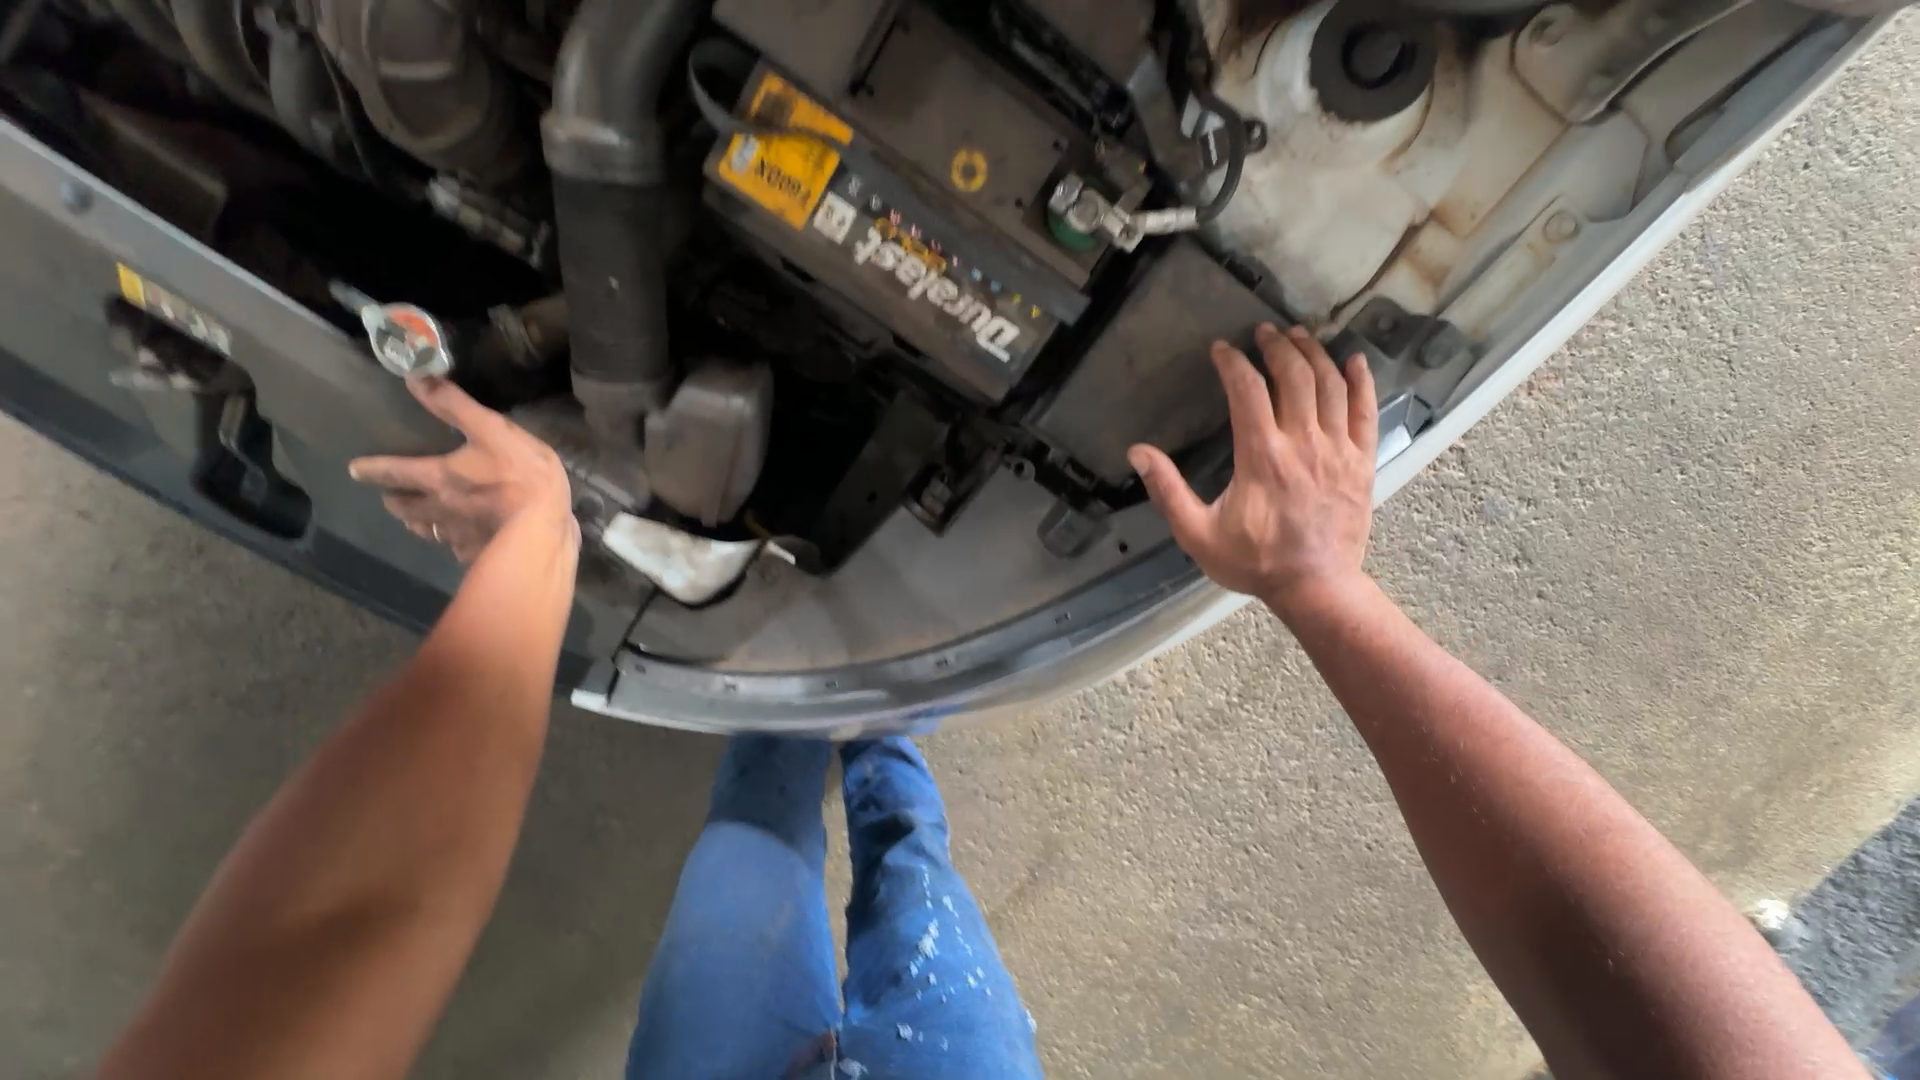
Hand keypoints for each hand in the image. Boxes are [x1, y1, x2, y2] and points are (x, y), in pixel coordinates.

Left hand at [348, 377, 575, 563]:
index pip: (393, 472)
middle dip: (394, 500)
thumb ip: (455, 405)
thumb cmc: (520, 478)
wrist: (542, 532)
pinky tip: (463, 542)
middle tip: (391, 496)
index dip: (372, 469)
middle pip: (404, 507)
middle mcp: (438, 509)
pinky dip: (455, 544)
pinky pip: (458, 549)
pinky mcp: (478, 553)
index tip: (355, 469)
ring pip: (427, 530)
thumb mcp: (493, 431)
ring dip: (419, 523)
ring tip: (420, 520)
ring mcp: (457, 536)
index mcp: (436, 478)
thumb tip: (414, 377)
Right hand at [1127, 324, 1377, 619]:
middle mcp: (1303, 443)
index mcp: (1261, 456)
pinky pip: (1366, 411)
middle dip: (1277, 347)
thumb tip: (1137, 453)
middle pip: (1294, 377)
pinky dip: (1361, 382)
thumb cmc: (1253, 562)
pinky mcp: (1362, 462)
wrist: (1316, 587)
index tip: (1221, 349)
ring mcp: (1338, 450)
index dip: (1233, 363)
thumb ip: (1167, 491)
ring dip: (1314, 354)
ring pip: (1330, 386)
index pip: (1248, 391)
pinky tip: (1354, 361)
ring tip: (1299, 337)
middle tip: (1264, 331)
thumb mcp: (1196, 534)